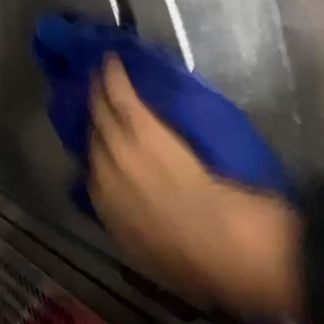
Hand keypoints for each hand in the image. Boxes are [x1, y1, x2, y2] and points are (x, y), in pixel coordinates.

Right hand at [89, 58, 303, 320]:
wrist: (232, 251)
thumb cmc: (208, 263)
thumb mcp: (162, 253)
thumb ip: (141, 224)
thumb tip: (139, 205)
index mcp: (110, 213)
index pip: (92, 171)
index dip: (98, 148)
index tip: (103, 134)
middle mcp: (107, 179)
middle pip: (94, 136)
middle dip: (94, 114)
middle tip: (96, 95)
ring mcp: (123, 152)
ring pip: (102, 112)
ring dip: (99, 89)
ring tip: (101, 72)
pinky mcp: (144, 130)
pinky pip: (121, 98)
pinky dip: (114, 77)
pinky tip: (112, 60)